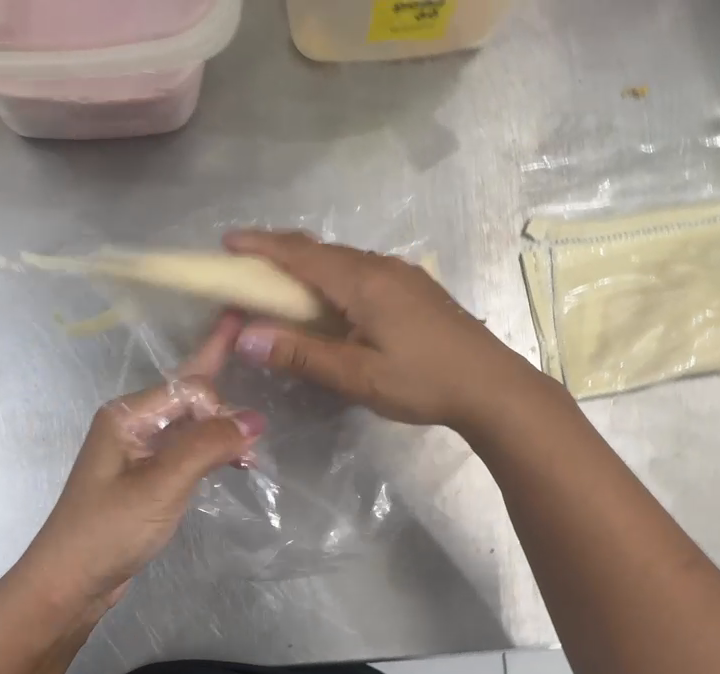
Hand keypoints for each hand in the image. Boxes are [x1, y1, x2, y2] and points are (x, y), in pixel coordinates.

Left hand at [17, 314, 264, 614]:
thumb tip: (255, 419)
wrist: (71, 582)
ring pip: (188, 429)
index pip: (187, 388)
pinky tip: (233, 464)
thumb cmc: (109, 531)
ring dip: (220, 433)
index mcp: (126, 416)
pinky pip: (184, 454)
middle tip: (261, 432)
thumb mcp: (162, 486)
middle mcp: (130, 426)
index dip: (220, 404)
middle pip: (187, 401)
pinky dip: (209, 456)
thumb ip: (206, 447)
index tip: (247, 439)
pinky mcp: (144, 482)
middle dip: (224, 407)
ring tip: (256, 448)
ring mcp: (136, 455)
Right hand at [223, 230, 540, 430]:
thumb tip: (244, 338)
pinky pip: (357, 271)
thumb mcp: (356, 376)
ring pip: (341, 260)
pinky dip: (327, 277)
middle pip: (320, 251)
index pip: (301, 255)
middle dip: (277, 252)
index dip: (262, 246)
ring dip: (304, 265)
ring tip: (275, 281)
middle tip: (243, 262)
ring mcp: (400, 276)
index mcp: (363, 283)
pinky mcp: (411, 290)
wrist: (492, 386)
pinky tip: (323, 298)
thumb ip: (300, 354)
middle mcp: (381, 268)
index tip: (227, 241)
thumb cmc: (423, 381)